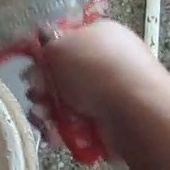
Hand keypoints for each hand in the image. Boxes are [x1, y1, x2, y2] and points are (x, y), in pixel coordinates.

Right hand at [31, 19, 169, 125]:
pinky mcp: (112, 122)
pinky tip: (55, 135)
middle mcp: (108, 62)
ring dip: (49, 111)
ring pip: (68, 101)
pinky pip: (79, 124)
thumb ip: (46, 41)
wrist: (137, 114)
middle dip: (43, 87)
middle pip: (64, 74)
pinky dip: (64, 130)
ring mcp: (112, 93)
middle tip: (36, 95)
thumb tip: (42, 36)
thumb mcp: (60, 45)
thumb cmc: (97, 70)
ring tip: (43, 118)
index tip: (33, 66)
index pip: (67, 39)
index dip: (46, 53)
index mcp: (100, 35)